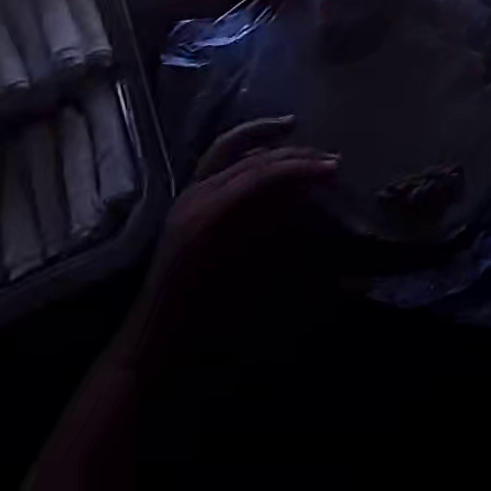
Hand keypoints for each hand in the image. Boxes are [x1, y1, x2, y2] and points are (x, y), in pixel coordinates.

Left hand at [129, 116, 337, 346]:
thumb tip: (334, 236)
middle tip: (329, 161)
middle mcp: (195, 198)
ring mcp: (186, 199)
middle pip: (248, 157)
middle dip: (291, 154)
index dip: (303, 167)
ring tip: (292, 127)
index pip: (264, 173)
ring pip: (225, 150)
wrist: (155, 362)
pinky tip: (260, 154)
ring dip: (261, 137)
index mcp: (211, 218)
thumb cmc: (209, 340)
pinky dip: (240, 151)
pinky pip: (213, 164)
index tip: (336, 169)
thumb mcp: (263, 301)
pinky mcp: (184, 208)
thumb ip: (298, 263)